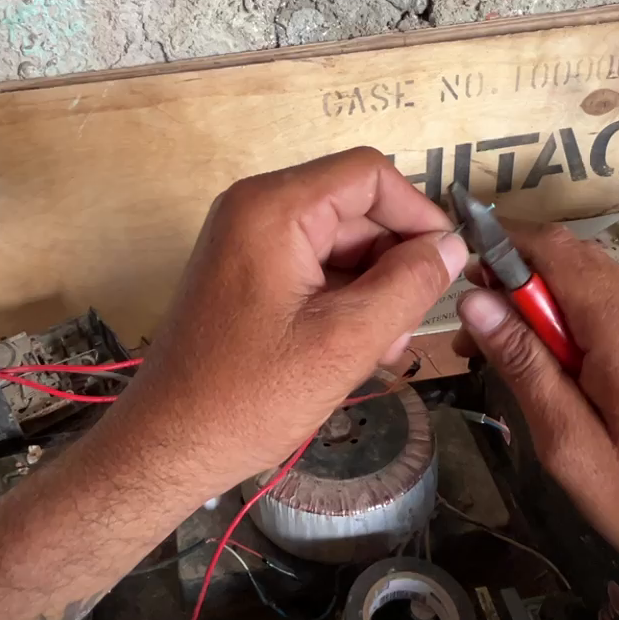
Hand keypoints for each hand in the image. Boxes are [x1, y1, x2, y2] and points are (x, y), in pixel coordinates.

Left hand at [104, 148, 467, 502]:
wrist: (167, 444)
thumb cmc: (250, 396)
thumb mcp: (345, 341)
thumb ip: (408, 285)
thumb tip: (451, 246)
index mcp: (273, 207)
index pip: (368, 175)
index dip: (416, 213)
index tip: (445, 263)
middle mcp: (256, 208)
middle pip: (353, 208)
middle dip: (393, 261)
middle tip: (411, 323)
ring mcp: (247, 238)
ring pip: (337, 242)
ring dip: (372, 287)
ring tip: (385, 348)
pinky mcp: (246, 270)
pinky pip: (311, 266)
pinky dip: (342, 298)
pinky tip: (359, 346)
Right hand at [452, 221, 618, 604]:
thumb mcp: (570, 444)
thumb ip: (522, 364)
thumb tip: (473, 302)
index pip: (554, 250)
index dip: (502, 246)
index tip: (461, 276)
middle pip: (573, 262)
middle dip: (516, 284)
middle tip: (475, 337)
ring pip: (591, 291)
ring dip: (544, 311)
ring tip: (509, 364)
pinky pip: (615, 317)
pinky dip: (576, 330)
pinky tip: (560, 379)